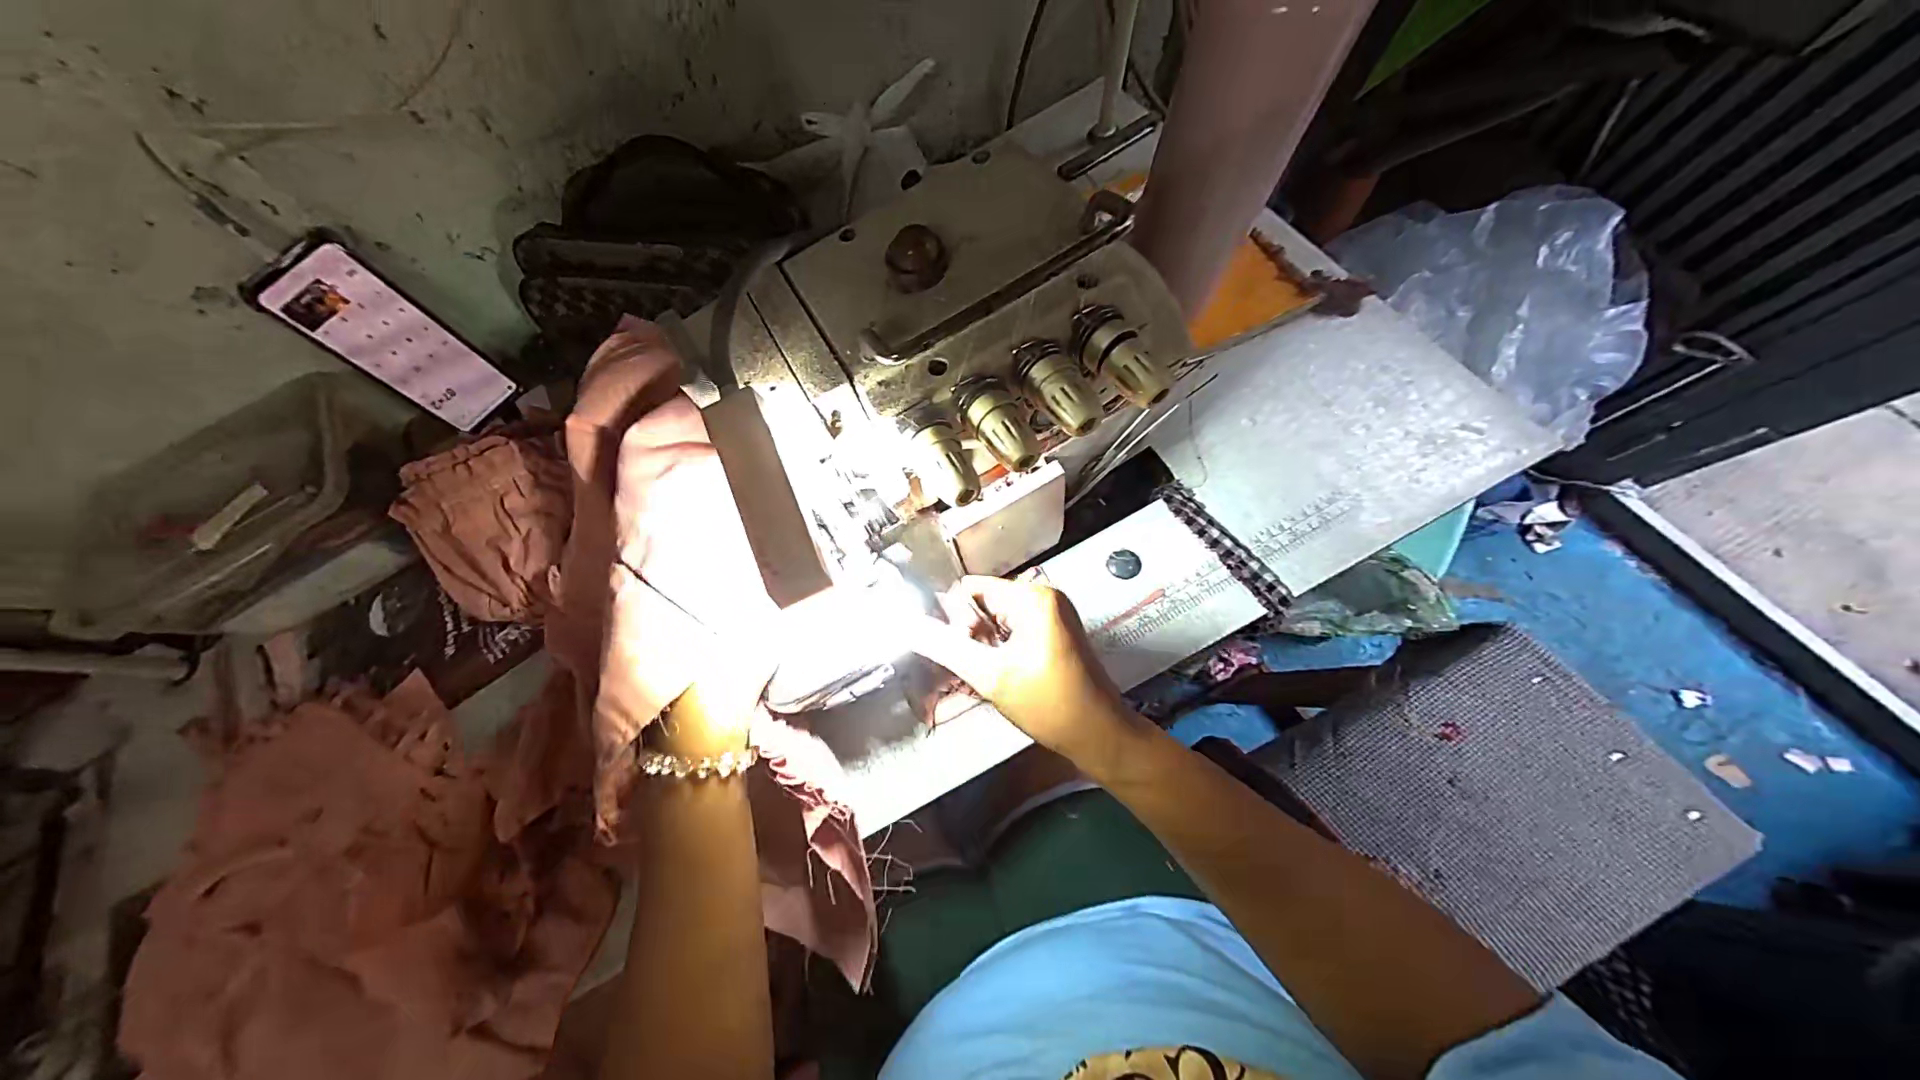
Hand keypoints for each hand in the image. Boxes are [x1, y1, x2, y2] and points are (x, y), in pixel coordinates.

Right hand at [906, 575, 1138, 765]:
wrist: (1099, 735)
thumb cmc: (1049, 704)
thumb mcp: (990, 675)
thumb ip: (947, 647)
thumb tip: (910, 626)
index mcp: (1032, 597)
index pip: (971, 589)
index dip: (953, 617)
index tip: (954, 650)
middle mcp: (1044, 597)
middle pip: (984, 604)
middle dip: (968, 635)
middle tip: (970, 669)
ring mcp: (1051, 616)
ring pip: (996, 622)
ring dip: (982, 648)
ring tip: (983, 677)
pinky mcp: (1054, 635)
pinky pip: (1013, 633)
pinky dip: (998, 653)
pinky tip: (996, 678)